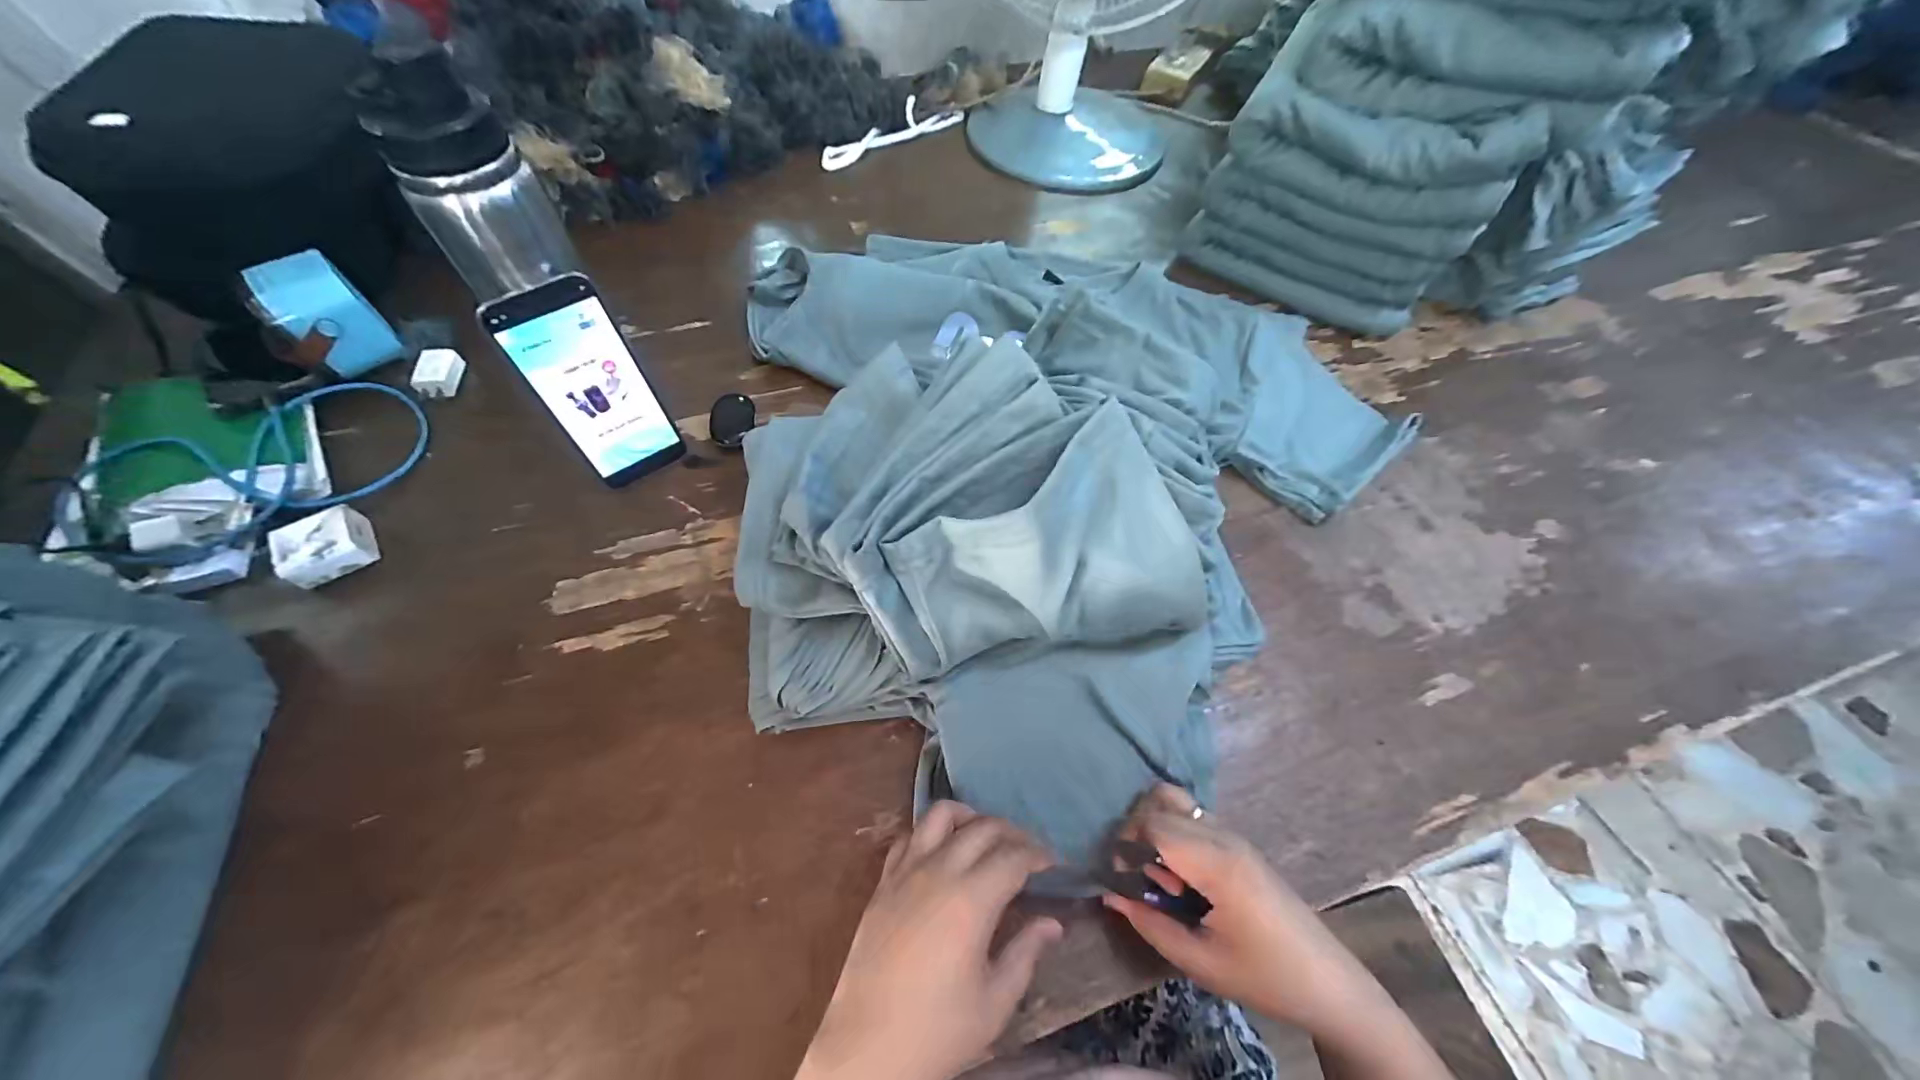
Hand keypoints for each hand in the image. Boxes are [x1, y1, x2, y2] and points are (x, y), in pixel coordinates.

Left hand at [796, 801, 1064, 1079]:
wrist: (868, 1048)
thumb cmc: (938, 1030)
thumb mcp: (995, 1001)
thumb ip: (1025, 952)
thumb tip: (1053, 923)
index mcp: (972, 900)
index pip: (1014, 856)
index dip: (1038, 854)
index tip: (1053, 865)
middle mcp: (939, 872)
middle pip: (983, 827)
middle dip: (1013, 833)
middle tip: (1028, 852)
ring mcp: (906, 872)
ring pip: (940, 815)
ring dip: (970, 818)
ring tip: (985, 838)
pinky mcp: (883, 882)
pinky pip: (909, 836)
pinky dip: (931, 832)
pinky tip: (942, 851)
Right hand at [1102, 785, 1451, 1079]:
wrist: (1329, 984)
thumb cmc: (1263, 975)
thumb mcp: (1199, 960)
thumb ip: (1150, 924)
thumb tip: (1110, 894)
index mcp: (1215, 862)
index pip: (1153, 822)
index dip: (1127, 843)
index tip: (1122, 877)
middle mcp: (1224, 836)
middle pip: (1162, 801)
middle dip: (1137, 830)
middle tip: (1139, 874)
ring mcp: (1235, 836)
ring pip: (1178, 803)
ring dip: (1158, 829)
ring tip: (1163, 877)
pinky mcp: (1241, 845)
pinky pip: (1194, 820)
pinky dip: (1175, 835)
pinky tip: (1182, 878)